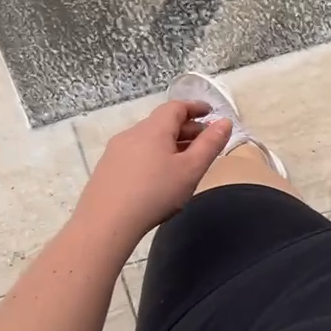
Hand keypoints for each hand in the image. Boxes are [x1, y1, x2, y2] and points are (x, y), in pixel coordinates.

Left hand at [73, 101, 232, 241]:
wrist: (105, 224)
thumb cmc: (155, 193)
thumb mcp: (191, 169)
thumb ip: (210, 144)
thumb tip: (224, 122)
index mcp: (153, 130)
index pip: (175, 107)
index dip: (195, 107)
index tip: (211, 112)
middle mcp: (131, 134)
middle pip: (162, 122)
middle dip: (186, 128)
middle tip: (205, 143)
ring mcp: (115, 151)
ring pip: (148, 138)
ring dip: (170, 143)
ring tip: (185, 161)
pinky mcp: (106, 169)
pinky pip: (136, 152)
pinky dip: (154, 154)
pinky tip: (159, 175)